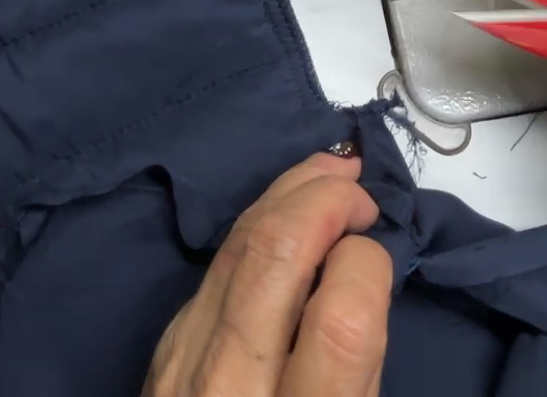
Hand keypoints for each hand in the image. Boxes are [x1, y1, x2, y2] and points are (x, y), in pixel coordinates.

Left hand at [144, 152, 392, 395]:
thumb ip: (355, 365)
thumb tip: (360, 266)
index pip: (341, 319)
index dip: (368, 265)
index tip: (380, 254)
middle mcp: (230, 389)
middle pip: (273, 257)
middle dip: (322, 201)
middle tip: (359, 188)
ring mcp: (184, 362)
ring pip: (236, 244)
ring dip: (287, 192)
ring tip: (330, 171)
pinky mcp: (166, 347)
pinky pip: (217, 264)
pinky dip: (258, 222)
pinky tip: (284, 209)